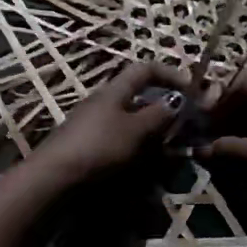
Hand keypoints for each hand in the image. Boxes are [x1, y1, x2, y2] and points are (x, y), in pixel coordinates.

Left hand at [28, 63, 187, 183]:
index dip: (170, 73)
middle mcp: (102, 102)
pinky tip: (140, 164)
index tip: (191, 89)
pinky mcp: (86, 146)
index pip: (145, 69)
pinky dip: (134, 148)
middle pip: (138, 97)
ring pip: (130, 122)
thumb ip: (158, 115)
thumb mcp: (135, 130)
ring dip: (150, 133)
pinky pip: (118, 140)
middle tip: (180, 129)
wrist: (55, 177)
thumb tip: (175, 102)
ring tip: (165, 152)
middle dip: (161, 111)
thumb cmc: (99, 147)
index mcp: (114, 91)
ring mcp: (92, 124)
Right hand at [198, 70, 246, 203]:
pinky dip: (238, 151)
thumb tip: (198, 149)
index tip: (198, 110)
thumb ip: (229, 149)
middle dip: (219, 117)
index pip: (244, 81)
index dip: (219, 92)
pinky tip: (225, 164)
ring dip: (226, 136)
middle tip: (197, 133)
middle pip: (244, 104)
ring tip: (206, 150)